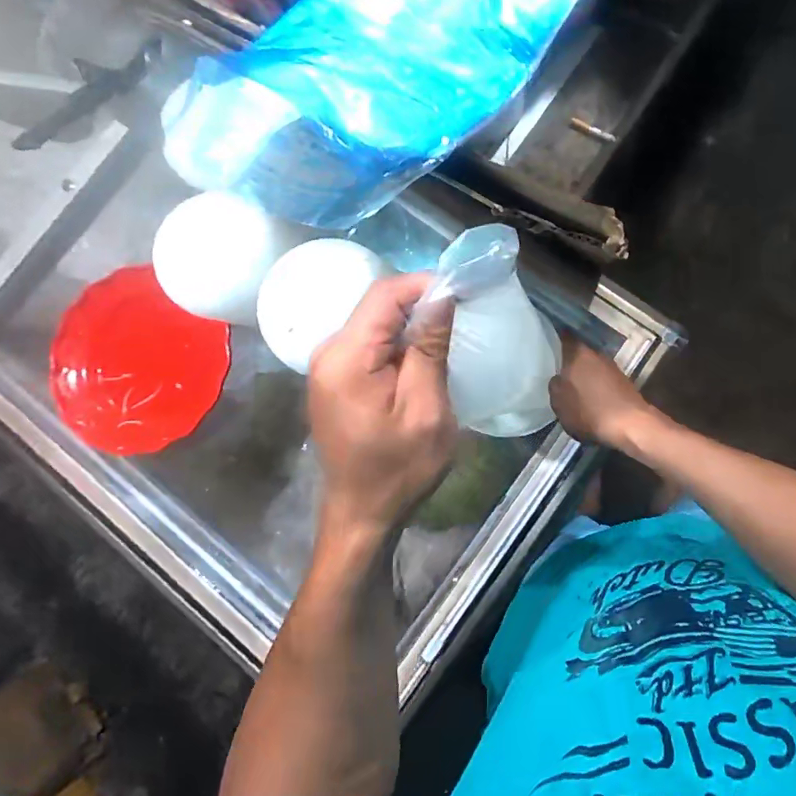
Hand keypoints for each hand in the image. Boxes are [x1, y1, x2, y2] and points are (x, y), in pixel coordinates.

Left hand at [307, 272, 456, 539]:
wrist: (363, 512)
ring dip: (415, 319)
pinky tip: (427, 353)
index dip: (426, 283)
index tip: (466, 291)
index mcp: (347, 358)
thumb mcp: (427, 409)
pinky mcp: (338, 375)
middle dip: (423, 300)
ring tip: (452, 332)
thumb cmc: (400, 467)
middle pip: (378, 303)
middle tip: (465, 312)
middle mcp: (329, 351)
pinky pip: (372, 339)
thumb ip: (430, 349)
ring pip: (377, 319)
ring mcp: (329, 363)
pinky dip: (402, 337)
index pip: (385, 294)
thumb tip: (443, 297)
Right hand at [549, 336, 668, 452]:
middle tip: (558, 372)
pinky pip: (603, 380)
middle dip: (570, 361)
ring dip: (585, 375)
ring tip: (574, 389)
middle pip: (579, 353)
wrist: (630, 424)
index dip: (556, 338)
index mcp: (578, 353)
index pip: (565, 337)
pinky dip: (597, 387)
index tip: (548, 343)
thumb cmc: (589, 411)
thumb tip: (559, 378)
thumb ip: (555, 385)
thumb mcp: (559, 402)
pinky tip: (592, 399)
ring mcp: (613, 367)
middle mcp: (597, 354)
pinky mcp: (623, 382)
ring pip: (592, 367)